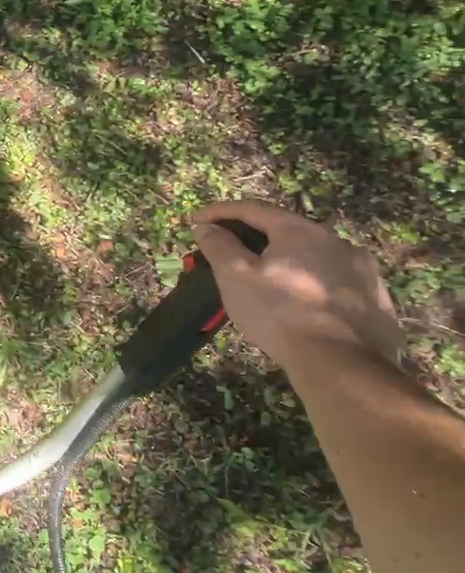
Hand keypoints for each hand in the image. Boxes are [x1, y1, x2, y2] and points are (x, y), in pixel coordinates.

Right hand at [192, 200, 401, 372]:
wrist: (342, 363)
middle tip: (225, 249)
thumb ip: (218, 245)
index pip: (254, 210)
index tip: (195, 221)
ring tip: (261, 276)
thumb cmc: (278, 311)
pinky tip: (295, 297)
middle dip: (252, 237)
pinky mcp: (376, 299)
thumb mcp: (234, 274)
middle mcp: (340, 244)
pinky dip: (306, 279)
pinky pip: (331, 278)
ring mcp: (365, 272)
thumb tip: (207, 227)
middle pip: (286, 231)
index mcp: (303, 233)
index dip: (219, 212)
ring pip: (312, 255)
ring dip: (282, 258)